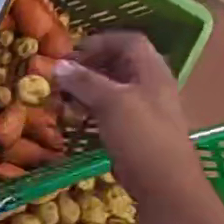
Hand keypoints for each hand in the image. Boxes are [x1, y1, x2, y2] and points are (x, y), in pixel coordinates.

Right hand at [53, 31, 201, 195]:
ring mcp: (145, 109)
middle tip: (63, 76)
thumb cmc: (142, 136)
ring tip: (65, 97)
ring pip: (114, 88)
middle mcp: (151, 85)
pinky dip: (93, 109)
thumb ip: (85, 82)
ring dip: (89, 88)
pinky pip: (112, 111)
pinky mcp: (136, 131)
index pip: (129, 41)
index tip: (72, 53)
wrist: (165, 183)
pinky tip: (77, 119)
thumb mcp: (112, 102)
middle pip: (120, 63)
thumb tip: (57, 66)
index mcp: (152, 71)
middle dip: (90, 65)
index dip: (101, 41)